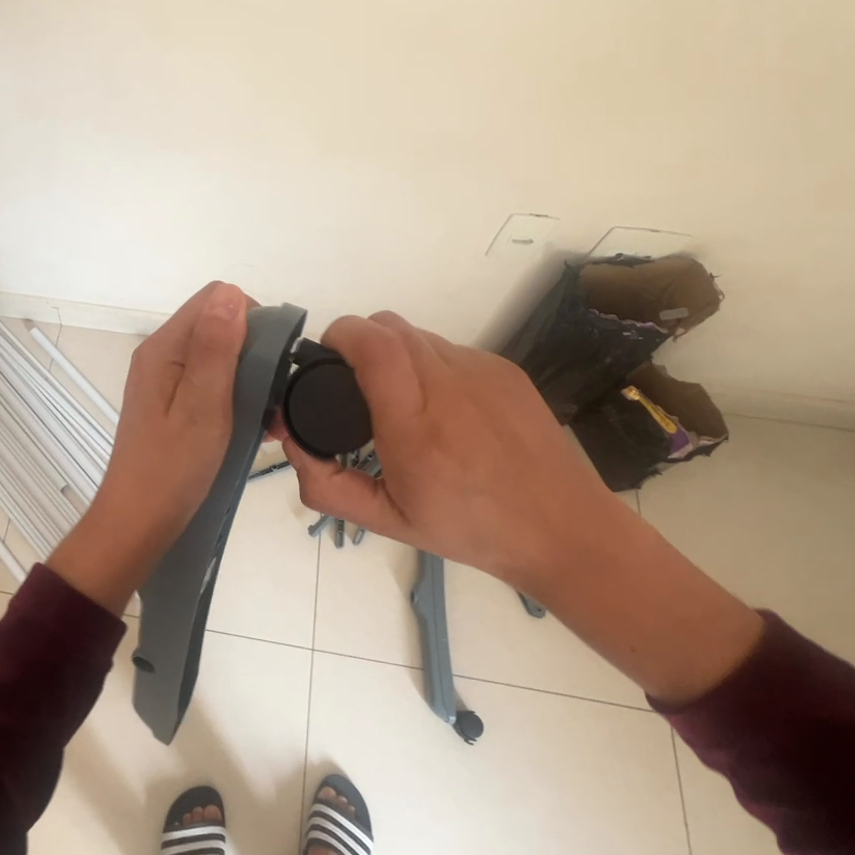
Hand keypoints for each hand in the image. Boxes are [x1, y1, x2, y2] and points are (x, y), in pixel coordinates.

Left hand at [47, 282, 248, 612]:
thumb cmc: (173, 467)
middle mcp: (162, 356)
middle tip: (275, 398)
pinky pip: (213, 386)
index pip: (215, 299)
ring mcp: (166, 382)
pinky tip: (256, 430)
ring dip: (252, 381)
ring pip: (221, 358)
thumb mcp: (203, 405)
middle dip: (257, 353)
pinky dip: (238, 401)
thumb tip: (231, 293)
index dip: (252, 319)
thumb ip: (216, 348)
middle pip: (219, 327)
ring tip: (271, 421)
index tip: (274, 362)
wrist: (139, 523)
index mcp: (164, 348)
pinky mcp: (174, 406)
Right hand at [276, 311, 625, 587]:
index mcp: (415, 424)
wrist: (562, 528)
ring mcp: (482, 371)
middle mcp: (449, 384)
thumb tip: (292, 442)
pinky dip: (430, 366)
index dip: (340, 335)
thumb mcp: (386, 520)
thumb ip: (327, 486)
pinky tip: (443, 409)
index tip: (325, 357)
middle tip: (350, 383)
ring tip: (399, 401)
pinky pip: (450, 350)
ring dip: (394, 354)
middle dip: (358, 341)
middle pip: (389, 326)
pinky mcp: (505, 369)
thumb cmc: (468, 529)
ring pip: (418, 336)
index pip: (372, 343)